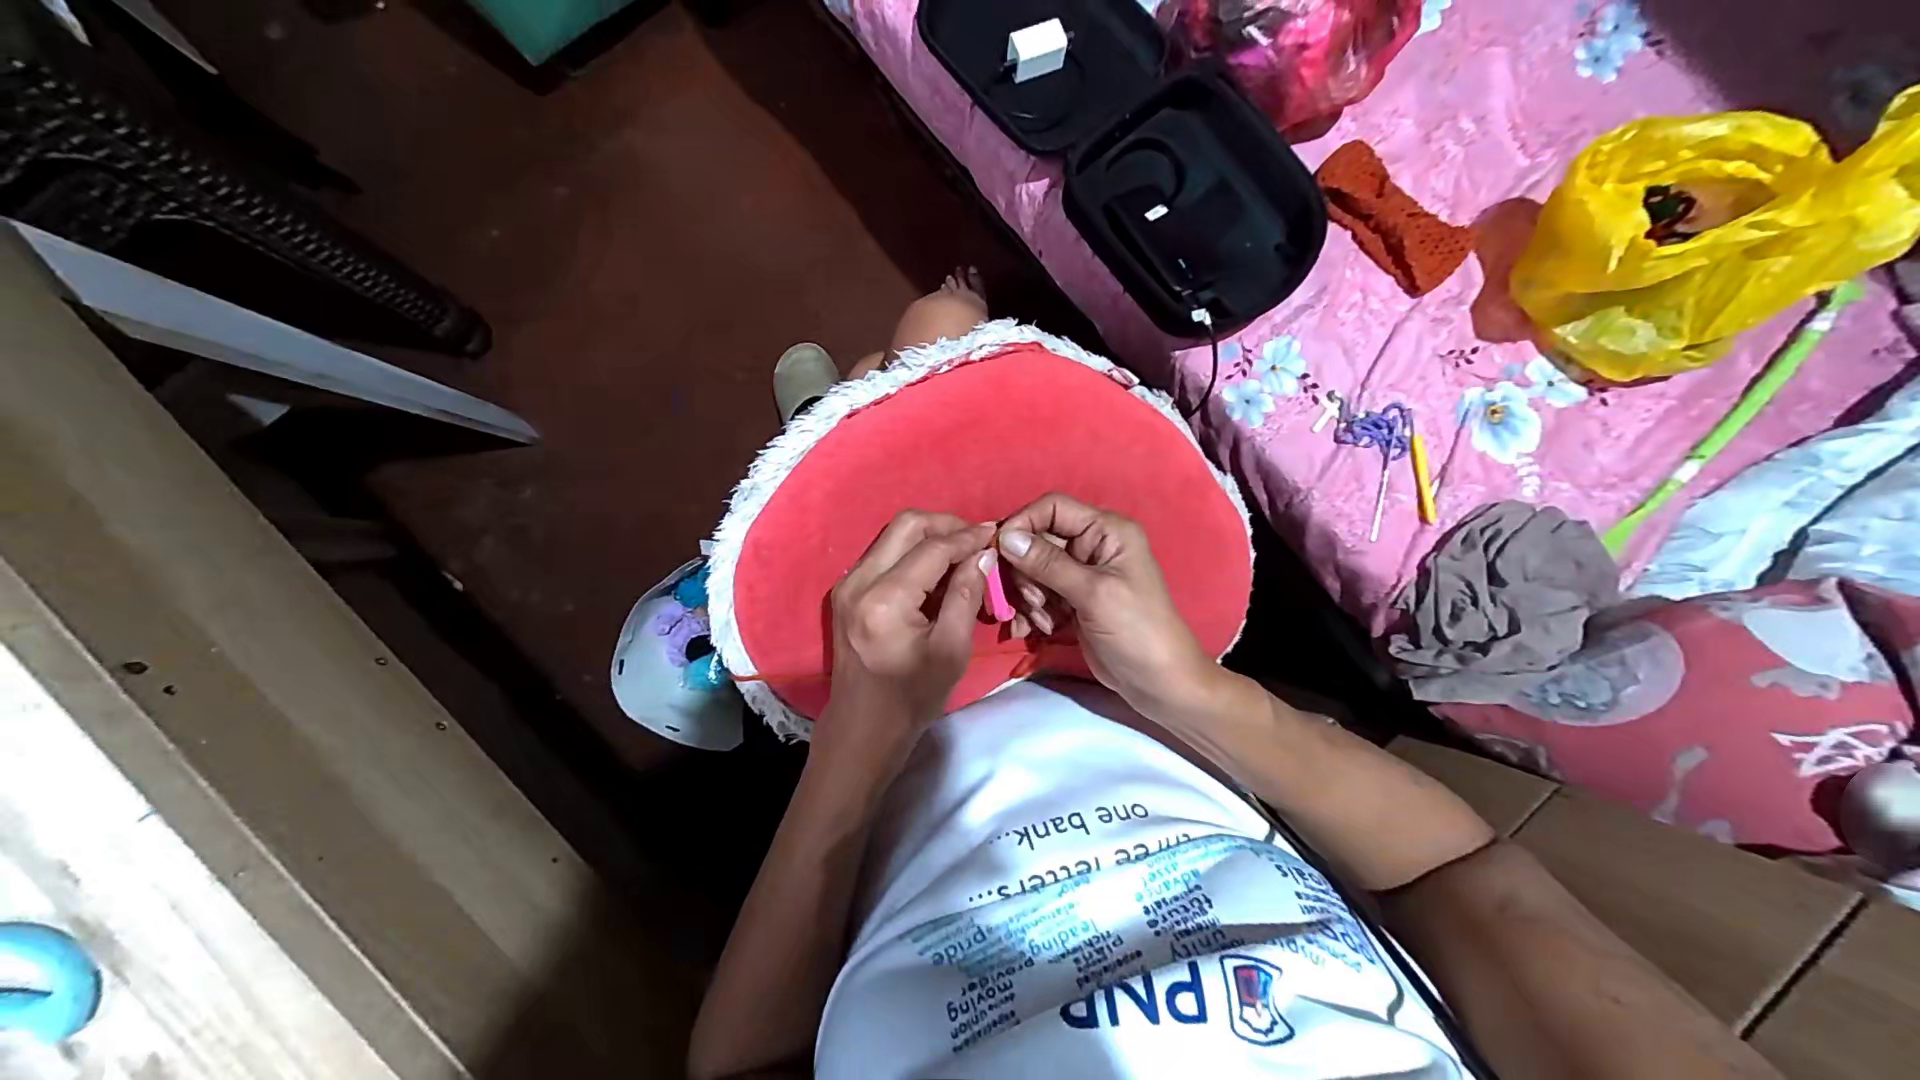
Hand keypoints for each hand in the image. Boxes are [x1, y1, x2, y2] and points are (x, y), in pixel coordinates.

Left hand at [820, 511, 993, 760]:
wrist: (863, 726)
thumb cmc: (912, 697)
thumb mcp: (952, 650)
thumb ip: (966, 595)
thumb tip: (982, 553)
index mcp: (885, 599)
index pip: (932, 548)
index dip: (967, 537)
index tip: (994, 534)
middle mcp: (859, 581)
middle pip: (905, 525)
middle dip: (945, 525)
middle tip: (976, 538)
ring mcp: (847, 584)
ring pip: (892, 535)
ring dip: (928, 536)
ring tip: (961, 552)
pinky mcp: (845, 591)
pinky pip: (882, 554)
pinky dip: (911, 552)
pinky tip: (935, 569)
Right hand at [996, 493, 1219, 721]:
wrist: (1158, 682)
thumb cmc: (1136, 630)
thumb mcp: (1093, 594)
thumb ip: (1048, 563)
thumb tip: (1005, 537)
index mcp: (1106, 530)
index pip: (1053, 507)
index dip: (1022, 523)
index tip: (999, 551)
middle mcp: (1092, 545)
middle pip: (1037, 539)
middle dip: (1026, 571)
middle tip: (1033, 601)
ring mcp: (1080, 573)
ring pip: (1032, 569)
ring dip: (1029, 595)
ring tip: (1045, 621)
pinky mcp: (1071, 599)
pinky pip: (1038, 593)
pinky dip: (1033, 611)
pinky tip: (1041, 630)